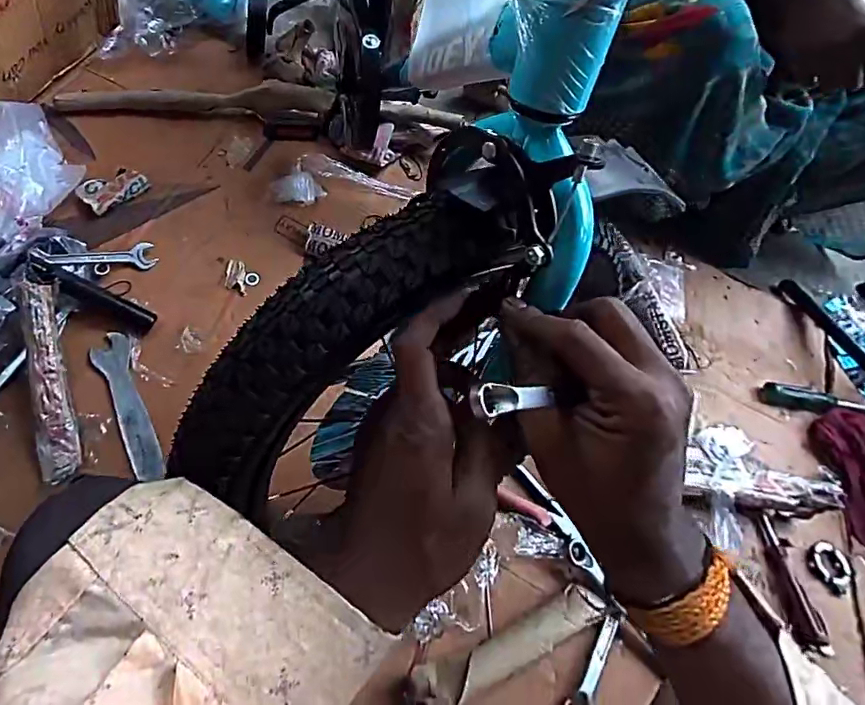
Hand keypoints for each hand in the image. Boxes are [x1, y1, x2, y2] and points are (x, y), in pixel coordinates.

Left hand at [306, 292, 511, 631]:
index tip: (469, 294)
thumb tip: (500, 406)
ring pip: (419, 375)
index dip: (439, 310)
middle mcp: (392, 408)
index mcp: (417, 418)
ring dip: (453, 365)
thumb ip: (487, 448)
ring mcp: (382, 418)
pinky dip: (442, 390)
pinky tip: (473, 405)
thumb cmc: (423, 545)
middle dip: (453, 326)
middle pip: (417, 349)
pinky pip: (415, 397)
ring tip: (495, 366)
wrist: (364, 570)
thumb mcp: (473, 502)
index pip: (415, 344)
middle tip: (493, 315)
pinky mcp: (382, 432)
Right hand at [500, 297, 705, 604]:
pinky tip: (578, 370)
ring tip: (556, 356)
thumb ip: (530, 376)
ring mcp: (673, 379)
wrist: (643, 534)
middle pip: (610, 312)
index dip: (536, 319)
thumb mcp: (545, 436)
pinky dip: (599, 343)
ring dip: (583, 327)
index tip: (505, 310)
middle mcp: (663, 379)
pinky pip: (629, 341)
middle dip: (566, 315)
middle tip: (536, 337)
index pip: (578, 335)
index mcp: (635, 398)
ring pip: (621, 322)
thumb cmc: (590, 495)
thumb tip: (515, 330)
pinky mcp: (670, 383)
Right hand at [752, 0, 864, 91]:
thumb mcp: (859, 12)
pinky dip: (798, 78)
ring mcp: (822, 57)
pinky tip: (794, 70)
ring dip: (820, 81)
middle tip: (831, 74)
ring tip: (811, 73)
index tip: (858, 74)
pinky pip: (802, 80)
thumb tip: (860, 59)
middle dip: (843, 79)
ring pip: (827, 86)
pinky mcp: (795, 61)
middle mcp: (851, 50)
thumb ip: (863, 37)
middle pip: (853, 83)